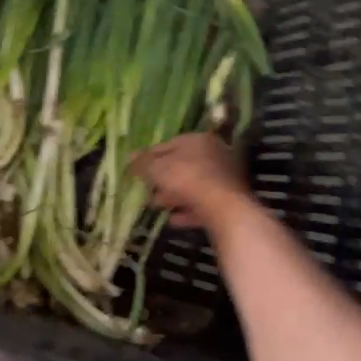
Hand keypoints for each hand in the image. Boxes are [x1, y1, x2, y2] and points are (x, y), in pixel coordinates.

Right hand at [132, 132, 252, 229]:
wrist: (224, 207)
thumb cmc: (186, 178)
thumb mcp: (155, 167)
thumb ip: (142, 162)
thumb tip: (129, 157)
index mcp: (198, 140)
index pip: (168, 145)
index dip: (149, 157)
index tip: (137, 169)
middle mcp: (215, 155)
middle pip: (182, 166)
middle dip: (163, 179)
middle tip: (147, 189)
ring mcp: (225, 178)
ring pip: (193, 185)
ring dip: (174, 195)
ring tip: (157, 206)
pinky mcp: (231, 199)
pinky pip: (204, 203)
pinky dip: (188, 210)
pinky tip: (173, 219)